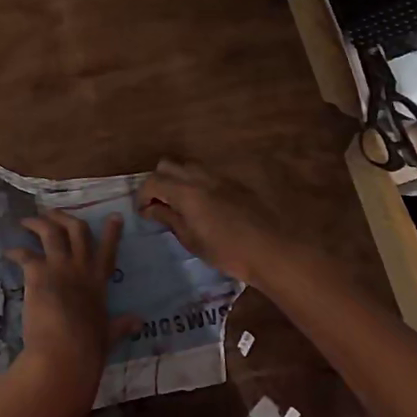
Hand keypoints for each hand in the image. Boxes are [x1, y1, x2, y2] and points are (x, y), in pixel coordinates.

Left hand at [6, 211, 132, 398]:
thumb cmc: (88, 348)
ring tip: (26, 221)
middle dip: (65, 217)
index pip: (108, 251)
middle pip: (77, 230)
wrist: (65, 353)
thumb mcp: (108, 334)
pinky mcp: (37, 273)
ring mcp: (60, 268)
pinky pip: (24, 254)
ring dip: (38, 223)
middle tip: (53, 212)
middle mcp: (81, 268)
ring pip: (51, 232)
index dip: (111, 232)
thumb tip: (139, 322)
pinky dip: (15, 251)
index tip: (113, 216)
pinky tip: (8, 252)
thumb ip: (121, 325)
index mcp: (98, 283)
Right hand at [134, 159, 309, 287]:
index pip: (153, 182)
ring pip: (188, 166)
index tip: (144, 213)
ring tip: (180, 205)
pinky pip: (207, 175)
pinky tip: (204, 207)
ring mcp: (220, 177)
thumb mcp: (191, 239)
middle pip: (167, 165)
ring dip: (177, 180)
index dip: (142, 196)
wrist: (274, 250)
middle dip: (157, 182)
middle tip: (158, 204)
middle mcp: (200, 177)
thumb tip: (151, 208)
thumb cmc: (228, 251)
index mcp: (186, 191)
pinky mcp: (235, 184)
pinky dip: (196, 184)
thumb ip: (169, 218)